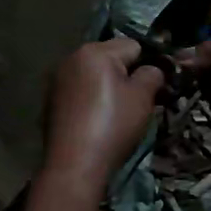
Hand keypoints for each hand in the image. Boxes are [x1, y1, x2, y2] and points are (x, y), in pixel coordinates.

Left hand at [42, 38, 165, 187]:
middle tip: (142, 102)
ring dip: (109, 88)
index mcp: (95, 51)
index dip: (150, 64)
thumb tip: (152, 70)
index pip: (134, 46)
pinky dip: (93, 101)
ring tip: (119, 114)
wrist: (76, 164)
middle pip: (111, 59)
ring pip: (95, 76)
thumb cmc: (113, 125)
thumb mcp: (143, 97)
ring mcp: (57, 80)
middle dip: (128, 75)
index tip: (159, 87)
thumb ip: (152, 75)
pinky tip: (98, 122)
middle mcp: (71, 58)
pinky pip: (81, 92)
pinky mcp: (51, 101)